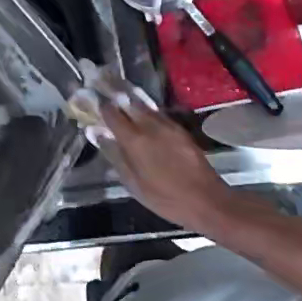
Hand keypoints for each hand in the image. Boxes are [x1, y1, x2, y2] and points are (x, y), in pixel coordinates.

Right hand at [100, 93, 234, 233]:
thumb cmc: (164, 197)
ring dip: (134, 106)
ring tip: (126, 111)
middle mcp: (150, 124)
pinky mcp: (180, 129)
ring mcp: (168, 124)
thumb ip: (115, 156)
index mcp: (134, 139)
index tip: (96, 106)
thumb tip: (98, 134)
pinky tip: (148, 124)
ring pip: (146, 107)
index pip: (112, 113)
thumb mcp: (133, 183)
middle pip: (130, 103)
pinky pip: (159, 115)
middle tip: (110, 105)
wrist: (205, 199)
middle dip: (118, 101)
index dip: (102, 108)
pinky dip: (149, 114)